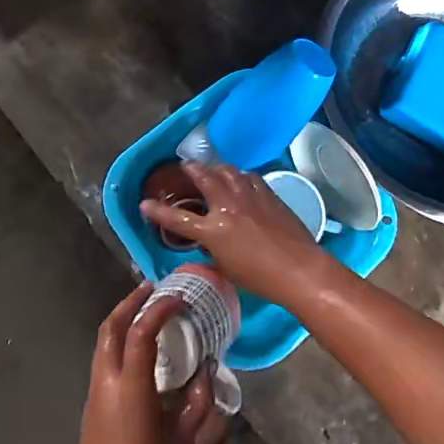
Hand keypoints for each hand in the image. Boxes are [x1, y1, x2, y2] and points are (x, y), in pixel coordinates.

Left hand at [65, 283, 215, 443]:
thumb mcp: (182, 442)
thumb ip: (197, 402)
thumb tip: (208, 369)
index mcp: (130, 388)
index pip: (141, 332)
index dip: (159, 309)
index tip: (179, 299)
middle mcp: (106, 382)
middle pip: (111, 326)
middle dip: (130, 302)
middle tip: (152, 289)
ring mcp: (94, 392)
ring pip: (103, 341)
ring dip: (122, 320)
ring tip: (146, 312)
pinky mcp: (91, 405)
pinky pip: (103, 359)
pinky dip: (118, 341)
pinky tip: (138, 349)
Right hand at [140, 163, 340, 306]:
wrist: (299, 268)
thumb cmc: (260, 278)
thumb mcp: (226, 267)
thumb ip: (212, 248)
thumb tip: (209, 238)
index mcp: (213, 230)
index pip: (177, 218)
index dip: (158, 211)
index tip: (144, 203)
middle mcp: (227, 206)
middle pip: (203, 177)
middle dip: (191, 169)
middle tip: (185, 166)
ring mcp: (248, 195)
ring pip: (227, 171)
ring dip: (216, 168)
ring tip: (212, 169)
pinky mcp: (267, 192)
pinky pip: (248, 176)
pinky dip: (239, 176)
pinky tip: (240, 180)